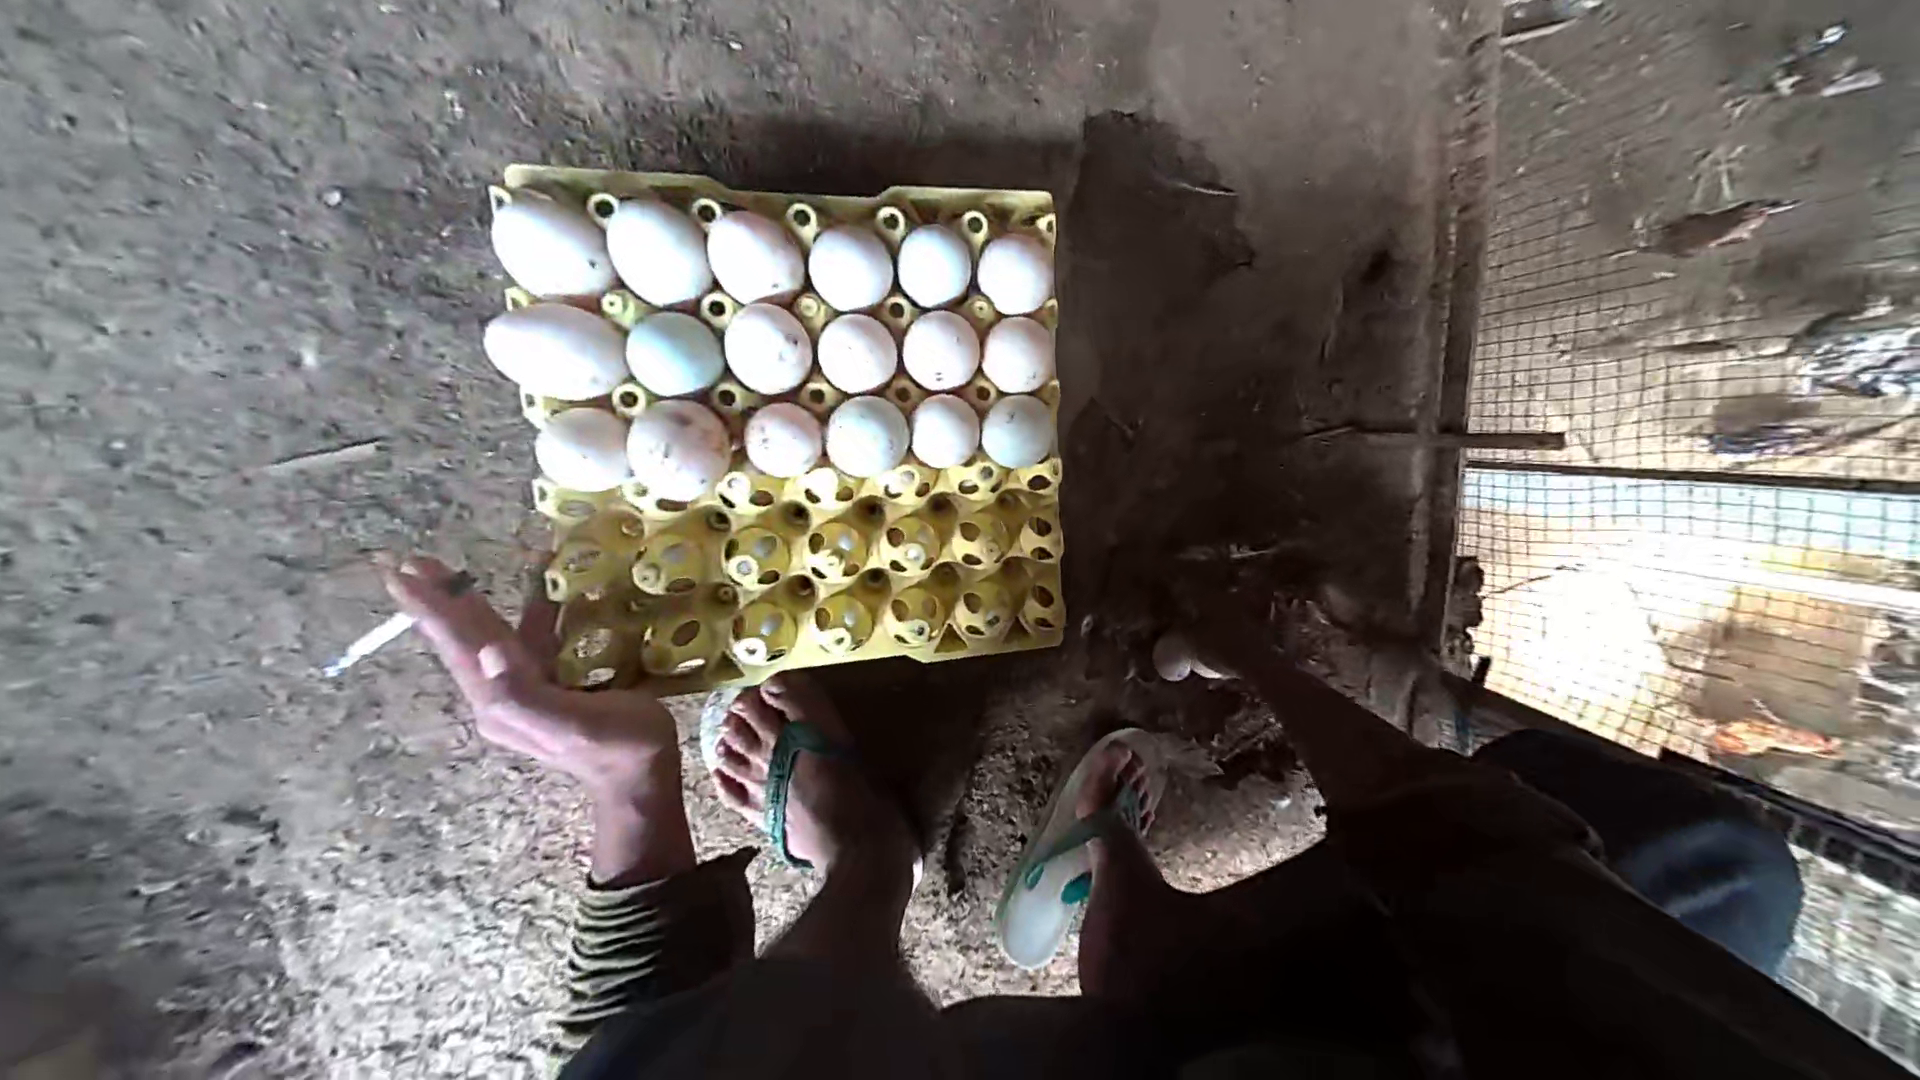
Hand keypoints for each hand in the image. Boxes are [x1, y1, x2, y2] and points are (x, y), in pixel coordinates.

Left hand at [380, 555, 677, 804]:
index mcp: (503, 700)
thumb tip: (490, 651)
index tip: (404, 572)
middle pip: (468, 639)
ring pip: (497, 637)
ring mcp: (530, 689)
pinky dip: (533, 612)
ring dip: (478, 604)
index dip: (434, 609)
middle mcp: (506, 692)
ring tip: (458, 573)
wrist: (640, 775)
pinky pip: (534, 640)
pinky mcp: (554, 685)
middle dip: (443, 601)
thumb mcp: (575, 724)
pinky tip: (544, 593)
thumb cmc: (618, 745)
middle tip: (415, 562)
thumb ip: (527, 695)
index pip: (462, 646)